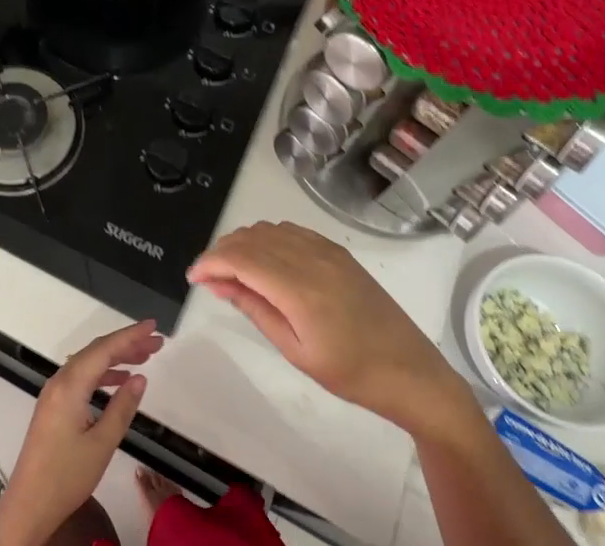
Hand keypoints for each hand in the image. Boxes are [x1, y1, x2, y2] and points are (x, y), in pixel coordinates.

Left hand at [0, 320, 162, 545]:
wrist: (30, 503)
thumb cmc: (67, 475)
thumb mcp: (102, 443)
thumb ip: (122, 407)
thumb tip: (140, 378)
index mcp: (69, 386)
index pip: (103, 350)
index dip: (130, 336)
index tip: (153, 326)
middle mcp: (59, 382)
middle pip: (95, 352)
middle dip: (126, 344)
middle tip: (157, 342)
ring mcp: (54, 393)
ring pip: (88, 364)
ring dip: (116, 358)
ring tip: (145, 358)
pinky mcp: (54, 406)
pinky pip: (81, 378)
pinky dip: (103, 374)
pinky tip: (121, 381)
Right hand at [188, 221, 475, 438]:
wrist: (411, 372)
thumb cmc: (351, 374)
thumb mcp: (296, 351)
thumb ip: (255, 309)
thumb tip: (220, 283)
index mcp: (300, 289)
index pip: (241, 258)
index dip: (211, 262)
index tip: (193, 278)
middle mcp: (312, 259)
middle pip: (252, 237)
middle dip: (222, 251)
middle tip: (208, 278)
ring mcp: (328, 251)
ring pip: (270, 230)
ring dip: (244, 243)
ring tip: (232, 272)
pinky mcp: (338, 252)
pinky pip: (292, 232)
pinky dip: (268, 239)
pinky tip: (263, 262)